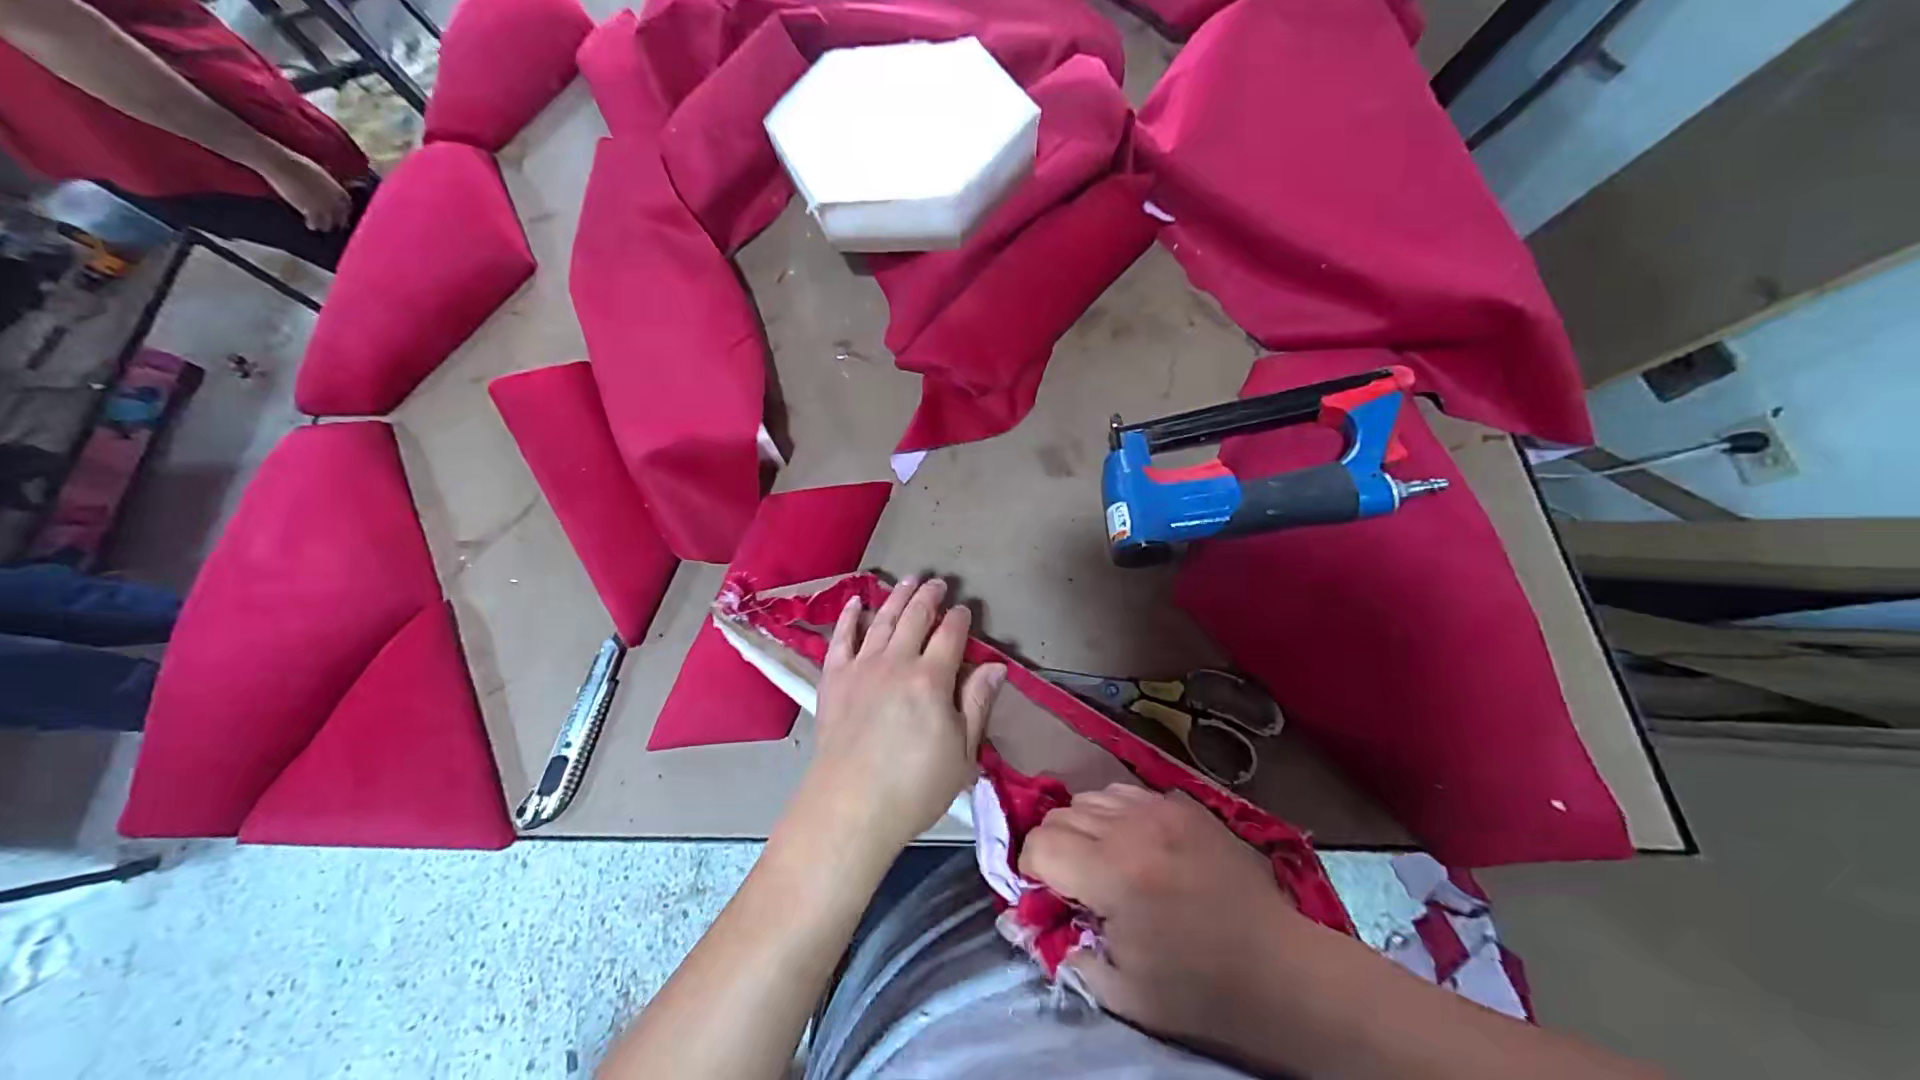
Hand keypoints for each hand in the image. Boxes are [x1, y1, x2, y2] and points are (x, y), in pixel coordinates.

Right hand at [254, 148, 352, 231]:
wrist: (280, 163)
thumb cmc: (298, 165)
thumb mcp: (322, 177)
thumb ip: (330, 188)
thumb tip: (331, 194)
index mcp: (341, 194)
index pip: (347, 209)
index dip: (342, 213)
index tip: (337, 216)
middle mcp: (337, 204)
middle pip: (341, 220)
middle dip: (335, 222)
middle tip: (328, 223)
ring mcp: (325, 209)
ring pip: (329, 225)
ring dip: (324, 226)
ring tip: (318, 225)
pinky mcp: (311, 212)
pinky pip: (315, 224)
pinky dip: (312, 225)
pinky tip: (309, 224)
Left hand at [799, 577, 1006, 856]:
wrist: (850, 806)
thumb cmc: (915, 787)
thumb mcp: (963, 754)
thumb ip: (977, 705)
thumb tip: (995, 668)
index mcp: (932, 679)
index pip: (951, 635)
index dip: (960, 619)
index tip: (964, 609)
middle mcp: (896, 662)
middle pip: (916, 618)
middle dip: (930, 597)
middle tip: (938, 583)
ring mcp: (861, 667)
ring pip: (882, 620)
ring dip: (898, 597)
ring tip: (909, 581)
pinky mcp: (834, 679)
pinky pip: (842, 638)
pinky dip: (849, 617)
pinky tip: (856, 602)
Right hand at [1018, 784, 1308, 1043]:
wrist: (1281, 970)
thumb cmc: (1199, 991)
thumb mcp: (1120, 990)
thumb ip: (1064, 949)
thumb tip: (1031, 920)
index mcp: (1113, 873)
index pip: (1039, 842)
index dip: (1029, 869)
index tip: (1045, 893)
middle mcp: (1132, 828)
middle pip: (1060, 814)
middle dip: (1053, 846)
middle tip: (1072, 881)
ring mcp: (1162, 808)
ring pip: (1092, 796)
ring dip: (1084, 825)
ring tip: (1104, 859)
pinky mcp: (1187, 805)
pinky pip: (1128, 792)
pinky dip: (1117, 814)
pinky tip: (1136, 844)